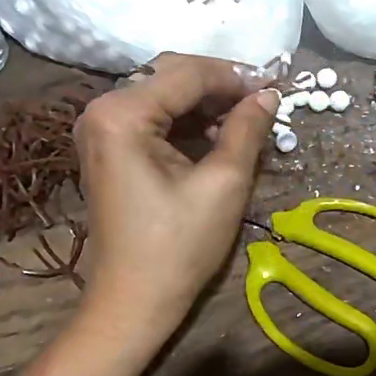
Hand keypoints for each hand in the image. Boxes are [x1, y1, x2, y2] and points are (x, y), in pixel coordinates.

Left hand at [74, 53, 279, 328]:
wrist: (133, 301)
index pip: (187, 74)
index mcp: (121, 114)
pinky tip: (217, 135)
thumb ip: (246, 129)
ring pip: (162, 95)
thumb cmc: (178, 246)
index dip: (236, 76)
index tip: (276, 87)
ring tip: (245, 120)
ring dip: (204, 103)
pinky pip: (151, 118)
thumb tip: (269, 94)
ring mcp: (99, 130)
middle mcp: (101, 111)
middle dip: (219, 85)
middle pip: (169, 76)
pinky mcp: (107, 149)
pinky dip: (185, 122)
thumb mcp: (223, 184)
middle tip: (262, 101)